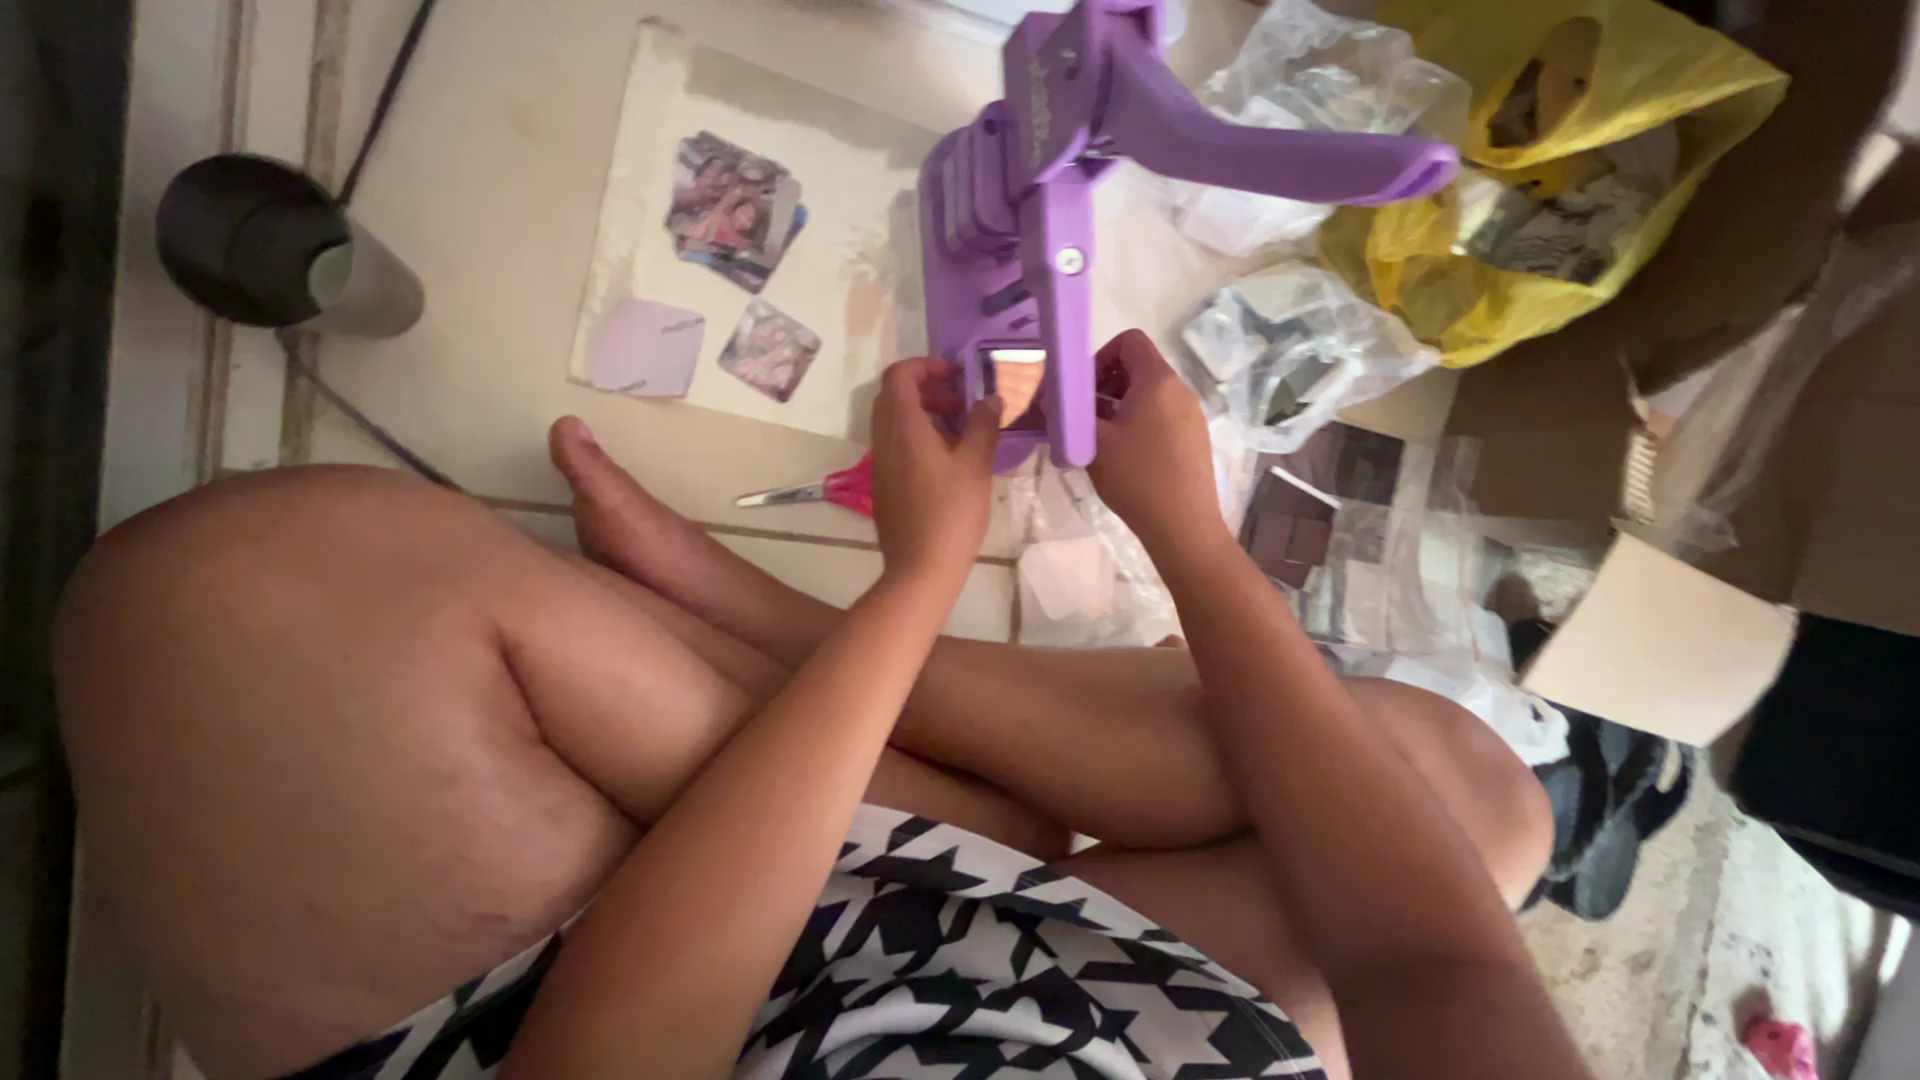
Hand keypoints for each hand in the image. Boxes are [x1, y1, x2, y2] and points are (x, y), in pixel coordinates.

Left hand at [869, 357, 1001, 586]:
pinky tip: (950, 462)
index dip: (926, 366)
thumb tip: (991, 398)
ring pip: (896, 424)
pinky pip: (897, 448)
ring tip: (963, 433)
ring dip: (926, 416)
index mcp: (902, 427)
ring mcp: (881, 465)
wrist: (921, 568)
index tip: (957, 376)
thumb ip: (983, 424)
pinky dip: (919, 440)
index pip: (899, 375)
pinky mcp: (885, 486)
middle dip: (929, 390)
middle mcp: (883, 440)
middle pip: (895, 397)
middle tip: (963, 404)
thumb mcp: (975, 464)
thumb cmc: (950, 513)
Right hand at [1086, 330, 1222, 547]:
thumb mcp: (1092, 444)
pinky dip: (1140, 423)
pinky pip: (1163, 416)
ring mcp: (1192, 415)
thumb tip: (1047, 400)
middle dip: (1107, 384)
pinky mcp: (1195, 439)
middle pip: (1140, 367)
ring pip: (1151, 395)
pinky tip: (1127, 458)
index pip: (1130, 341)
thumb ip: (1068, 415)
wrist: (1183, 525)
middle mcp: (1180, 390)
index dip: (1100, 356)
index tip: (1084, 390)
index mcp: (1157, 381)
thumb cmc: (1136, 478)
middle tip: (1085, 416)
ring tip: (1101, 440)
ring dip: (1121, 406)